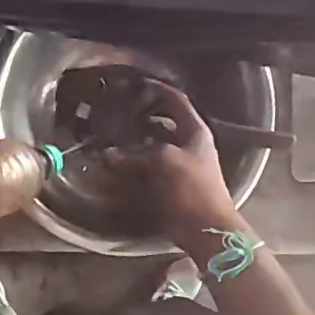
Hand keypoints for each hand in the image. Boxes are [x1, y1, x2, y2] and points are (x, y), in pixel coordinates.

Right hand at [104, 80, 246, 252]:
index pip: (176, 102)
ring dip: (134, 146)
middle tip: (118, 116)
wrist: (206, 230)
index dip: (157, 90)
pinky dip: (134, 168)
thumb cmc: (192, 189)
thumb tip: (109, 155)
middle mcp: (189, 146)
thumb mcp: (164, 162)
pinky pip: (149, 172)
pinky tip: (116, 169)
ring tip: (111, 141)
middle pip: (162, 126)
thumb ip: (136, 155)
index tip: (136, 85)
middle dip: (140, 120)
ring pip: (153, 149)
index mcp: (195, 132)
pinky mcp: (171, 187)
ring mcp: (180, 168)